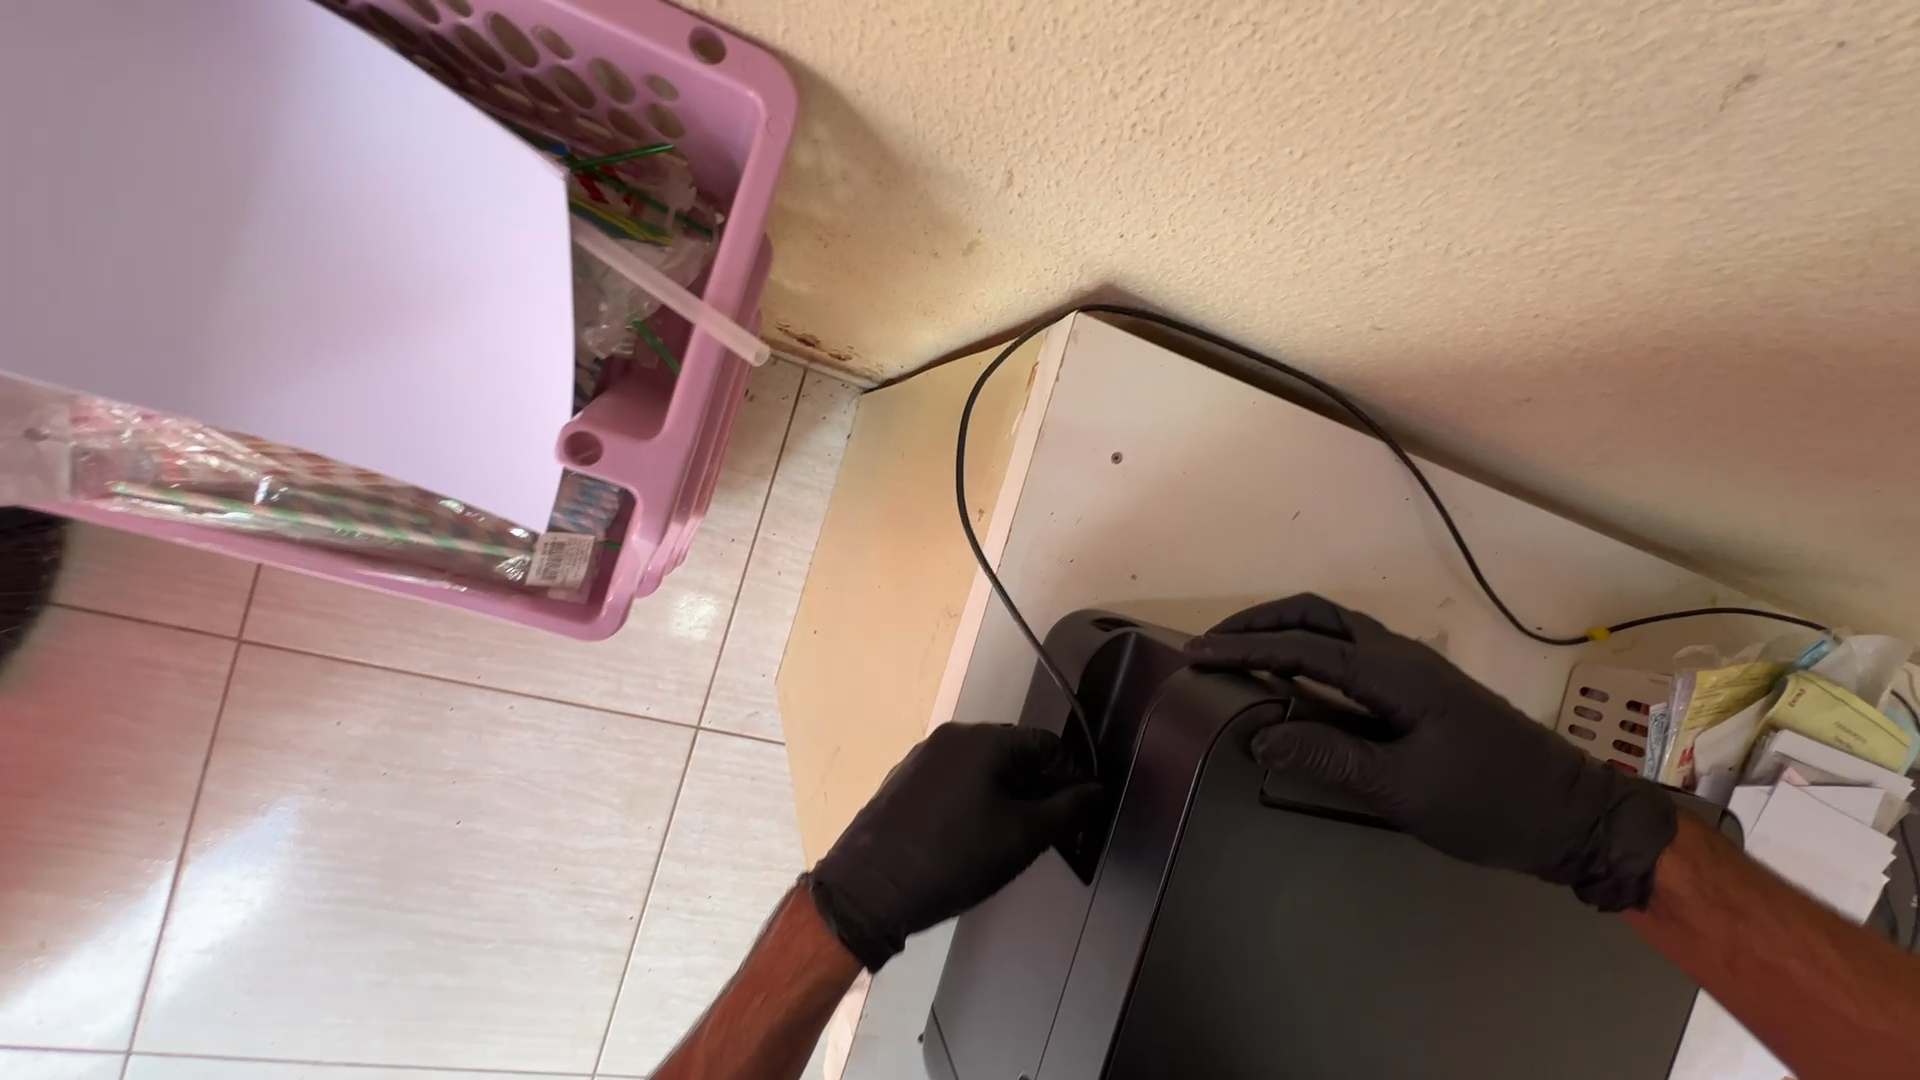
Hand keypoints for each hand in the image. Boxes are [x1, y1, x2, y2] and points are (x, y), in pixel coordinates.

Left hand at [804, 723, 1101, 970]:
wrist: (867, 888)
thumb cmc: (952, 858)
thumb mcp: (1021, 838)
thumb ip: (1065, 810)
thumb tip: (1096, 790)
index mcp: (983, 740)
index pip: (1045, 744)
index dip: (1071, 775)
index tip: (1081, 810)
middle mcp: (952, 736)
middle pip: (1013, 751)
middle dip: (1039, 784)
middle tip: (1053, 827)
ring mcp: (923, 756)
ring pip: (982, 766)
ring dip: (1008, 792)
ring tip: (1017, 834)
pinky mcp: (905, 779)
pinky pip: (954, 778)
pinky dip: (976, 797)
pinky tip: (976, 834)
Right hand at [1187, 594, 1676, 911]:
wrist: (1577, 815)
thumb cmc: (1492, 803)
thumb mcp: (1405, 789)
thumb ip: (1330, 757)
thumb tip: (1257, 738)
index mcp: (1394, 673)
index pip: (1303, 647)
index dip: (1245, 648)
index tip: (1196, 654)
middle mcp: (1399, 655)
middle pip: (1316, 613)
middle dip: (1258, 621)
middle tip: (1212, 643)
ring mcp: (1411, 666)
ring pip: (1333, 623)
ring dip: (1282, 628)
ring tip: (1240, 650)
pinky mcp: (1417, 684)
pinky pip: (1348, 646)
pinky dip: (1306, 645)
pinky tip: (1293, 673)